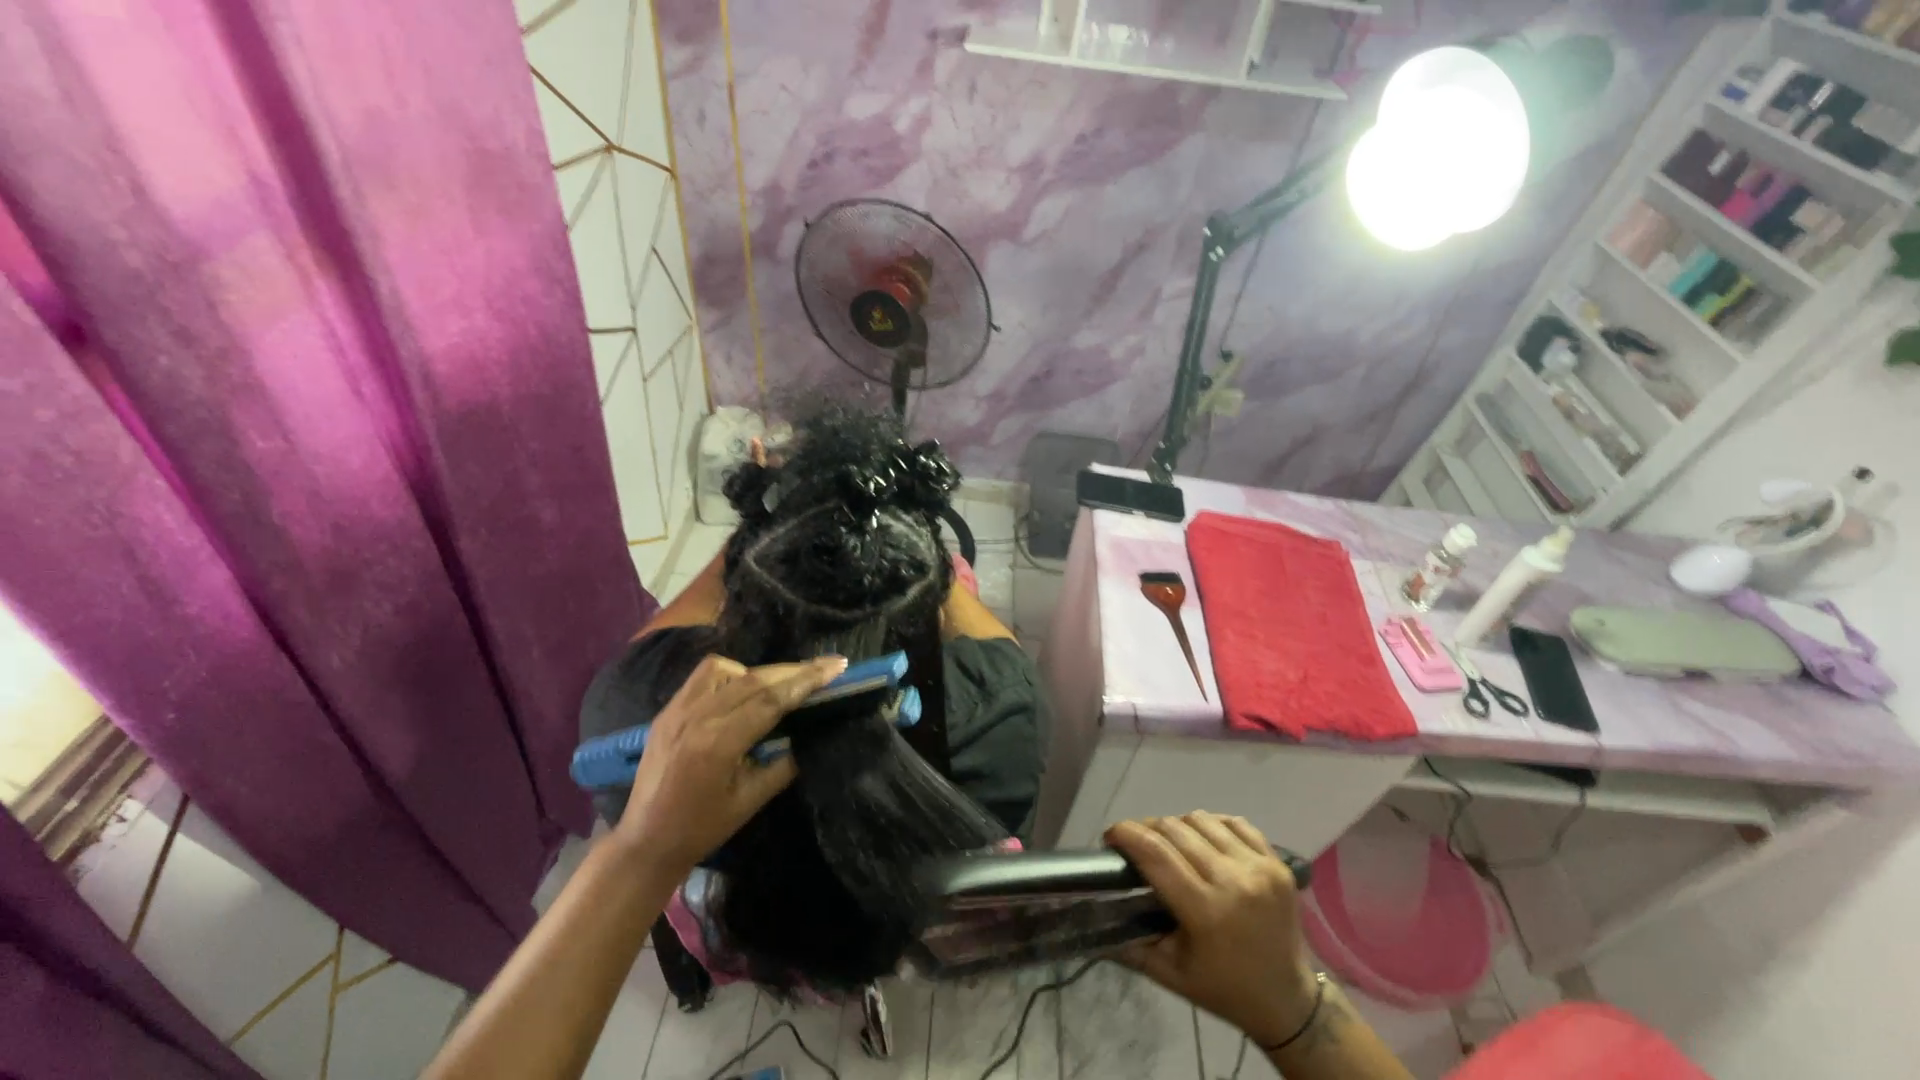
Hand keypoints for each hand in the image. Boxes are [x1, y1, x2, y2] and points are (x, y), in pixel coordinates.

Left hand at [614, 654, 845, 871]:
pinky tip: (743, 690)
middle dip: (794, 669)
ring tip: (782, 684)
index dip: (807, 680)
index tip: (836, 666)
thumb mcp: (751, 800)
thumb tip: (810, 735)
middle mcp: (697, 717)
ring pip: (727, 670)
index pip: (772, 700)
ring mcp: (677, 709)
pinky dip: (730, 674)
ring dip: (761, 672)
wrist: (646, 839)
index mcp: (719, 743)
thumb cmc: (702, 828)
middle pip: (754, 679)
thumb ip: (783, 765)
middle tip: (826, 665)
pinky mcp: (667, 710)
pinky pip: (703, 677)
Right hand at [1105, 813, 1318, 1047]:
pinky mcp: (1278, 862)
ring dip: (1178, 826)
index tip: (1109, 835)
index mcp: (1206, 912)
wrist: (1288, 999)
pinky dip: (1213, 825)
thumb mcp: (1169, 974)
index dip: (1126, 834)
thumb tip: (1091, 914)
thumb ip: (1128, 943)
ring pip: (1203, 820)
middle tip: (1136, 843)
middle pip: (1175, 830)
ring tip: (1170, 844)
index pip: (1156, 853)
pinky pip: (1235, 823)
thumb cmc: (1222, 989)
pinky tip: (1204, 842)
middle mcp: (1235, 881)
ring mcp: (1260, 868)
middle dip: (1146, 829)